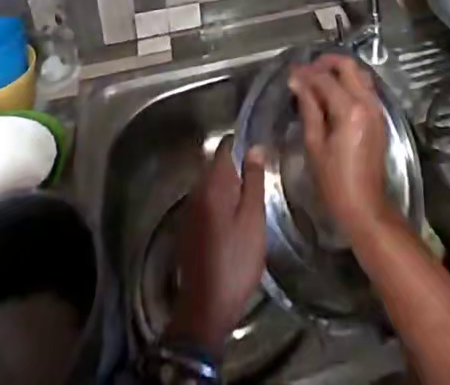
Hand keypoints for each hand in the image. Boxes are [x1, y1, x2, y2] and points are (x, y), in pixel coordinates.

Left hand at [166, 140, 267, 354]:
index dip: (242, 143)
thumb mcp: (253, 219)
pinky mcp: (188, 226)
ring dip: (228, 185)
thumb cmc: (236, 260)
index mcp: (212, 185)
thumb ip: (253, 181)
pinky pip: (205, 201)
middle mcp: (196, 191)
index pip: (224, 149)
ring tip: (251, 195)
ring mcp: (189, 209)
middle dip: (236, 165)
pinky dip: (220, 201)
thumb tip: (254, 148)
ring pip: (210, 184)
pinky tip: (234, 216)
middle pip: (216, 165)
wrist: (206, 305)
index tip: (260, 146)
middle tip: (261, 174)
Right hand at [289, 53, 395, 235]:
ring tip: (317, 79)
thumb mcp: (314, 143)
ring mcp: (377, 110)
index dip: (305, 72)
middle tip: (306, 71)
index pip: (325, 79)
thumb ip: (308, 107)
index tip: (290, 71)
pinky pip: (365, 88)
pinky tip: (332, 93)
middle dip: (326, 63)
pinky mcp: (379, 118)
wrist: (365, 207)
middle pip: (349, 66)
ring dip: (339, 71)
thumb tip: (297, 81)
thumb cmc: (334, 181)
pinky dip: (349, 82)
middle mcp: (367, 103)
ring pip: (360, 74)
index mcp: (350, 109)